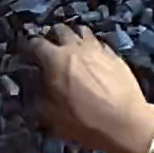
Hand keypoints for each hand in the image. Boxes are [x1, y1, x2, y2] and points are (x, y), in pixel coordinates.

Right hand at [28, 24, 153, 152]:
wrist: (126, 123)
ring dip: (74, 36)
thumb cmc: (86, 121)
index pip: (36, 43)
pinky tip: (93, 56)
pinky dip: (92, 46)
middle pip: (60, 30)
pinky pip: (99, 43)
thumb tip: (36, 87)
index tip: (28, 51)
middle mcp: (75, 48)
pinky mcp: (114, 54)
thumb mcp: (53, 117)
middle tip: (51, 46)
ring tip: (73, 45)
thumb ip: (40, 98)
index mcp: (56, 60)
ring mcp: (97, 48)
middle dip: (53, 35)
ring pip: (82, 31)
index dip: (29, 46)